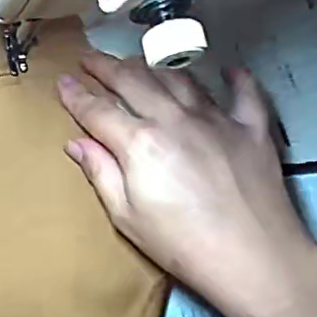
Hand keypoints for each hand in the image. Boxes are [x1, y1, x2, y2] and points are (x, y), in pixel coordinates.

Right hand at [56, 53, 316, 316]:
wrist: (254, 259)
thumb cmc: (182, 245)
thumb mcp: (126, 217)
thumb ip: (101, 173)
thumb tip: (76, 143)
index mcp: (139, 143)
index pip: (98, 110)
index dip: (76, 95)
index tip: (63, 81)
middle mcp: (175, 120)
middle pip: (134, 82)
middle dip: (106, 66)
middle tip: (90, 57)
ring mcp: (216, 120)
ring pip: (179, 79)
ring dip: (153, 66)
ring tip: (137, 61)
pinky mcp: (251, 129)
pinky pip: (243, 93)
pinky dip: (234, 79)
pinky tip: (227, 70)